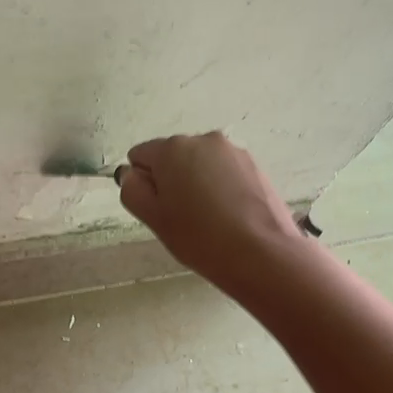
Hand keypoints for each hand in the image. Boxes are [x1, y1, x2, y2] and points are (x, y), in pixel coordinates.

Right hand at [118, 132, 307, 292]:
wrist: (261, 252)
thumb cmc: (199, 238)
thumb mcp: (154, 219)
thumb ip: (133, 191)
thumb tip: (132, 175)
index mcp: (171, 148)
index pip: (140, 156)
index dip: (143, 183)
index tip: (157, 210)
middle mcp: (203, 140)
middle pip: (173, 157)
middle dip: (172, 181)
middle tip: (182, 218)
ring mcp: (233, 151)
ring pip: (202, 165)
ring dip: (198, 184)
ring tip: (210, 220)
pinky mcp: (256, 167)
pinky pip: (226, 174)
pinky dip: (222, 189)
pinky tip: (230, 217)